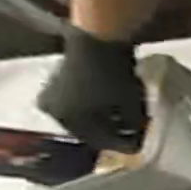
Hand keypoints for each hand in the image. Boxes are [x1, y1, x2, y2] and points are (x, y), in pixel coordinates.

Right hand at [36, 27, 148, 152]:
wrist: (98, 41)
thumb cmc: (114, 76)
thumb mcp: (130, 108)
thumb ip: (133, 127)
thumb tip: (136, 138)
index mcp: (67, 119)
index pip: (97, 141)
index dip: (121, 146)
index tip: (138, 148)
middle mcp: (52, 110)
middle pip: (88, 131)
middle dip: (111, 134)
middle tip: (133, 138)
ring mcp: (52, 95)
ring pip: (83, 118)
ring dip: (104, 123)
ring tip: (127, 125)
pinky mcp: (57, 84)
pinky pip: (80, 105)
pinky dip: (97, 110)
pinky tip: (114, 110)